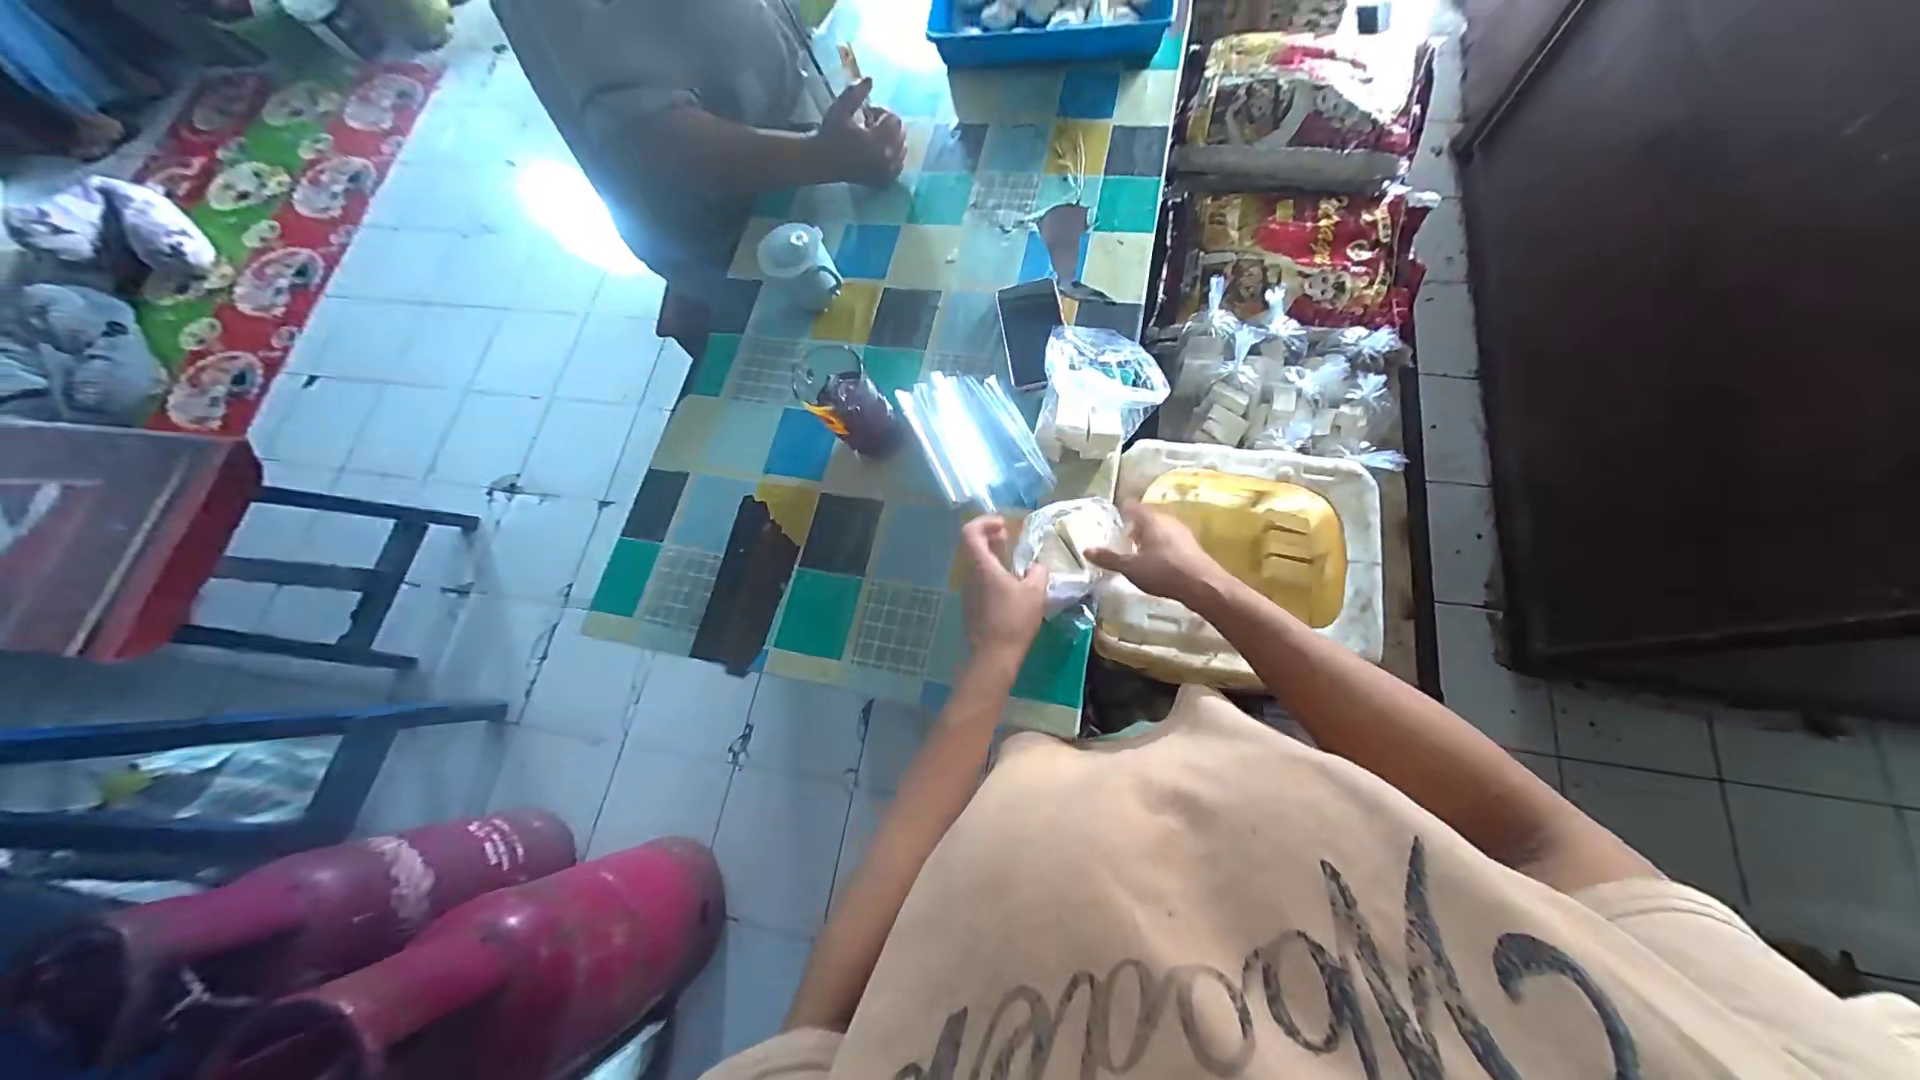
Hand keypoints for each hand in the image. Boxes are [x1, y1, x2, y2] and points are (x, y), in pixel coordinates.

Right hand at [813, 78, 905, 187]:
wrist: (823, 162)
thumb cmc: (830, 134)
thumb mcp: (841, 108)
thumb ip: (857, 93)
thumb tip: (871, 79)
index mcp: (878, 143)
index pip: (894, 120)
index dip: (880, 113)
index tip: (865, 114)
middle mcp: (887, 160)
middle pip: (901, 134)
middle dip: (888, 127)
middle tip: (868, 127)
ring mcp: (887, 172)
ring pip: (902, 150)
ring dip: (891, 141)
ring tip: (872, 140)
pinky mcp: (884, 180)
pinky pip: (898, 166)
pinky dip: (893, 156)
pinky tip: (877, 153)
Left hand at [959, 515, 1048, 662]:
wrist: (993, 656)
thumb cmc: (1014, 620)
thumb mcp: (1035, 592)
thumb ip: (1038, 573)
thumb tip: (1037, 567)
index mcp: (981, 566)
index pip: (970, 532)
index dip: (985, 522)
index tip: (1003, 524)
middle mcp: (969, 576)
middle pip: (971, 546)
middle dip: (989, 536)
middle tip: (1007, 534)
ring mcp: (968, 592)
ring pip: (975, 564)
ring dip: (991, 555)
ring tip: (1011, 558)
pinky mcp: (971, 606)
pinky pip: (978, 580)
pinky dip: (991, 572)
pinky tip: (1009, 583)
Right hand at [1085, 502, 1228, 607]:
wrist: (1203, 585)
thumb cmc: (1163, 571)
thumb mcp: (1131, 568)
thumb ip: (1109, 558)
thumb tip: (1086, 550)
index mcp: (1151, 519)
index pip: (1132, 506)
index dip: (1121, 510)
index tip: (1111, 519)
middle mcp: (1167, 520)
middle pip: (1146, 517)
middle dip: (1133, 526)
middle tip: (1120, 538)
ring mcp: (1181, 532)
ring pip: (1158, 528)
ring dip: (1146, 537)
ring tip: (1134, 551)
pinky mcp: (1190, 545)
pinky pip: (1168, 539)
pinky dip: (1158, 545)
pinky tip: (1154, 561)